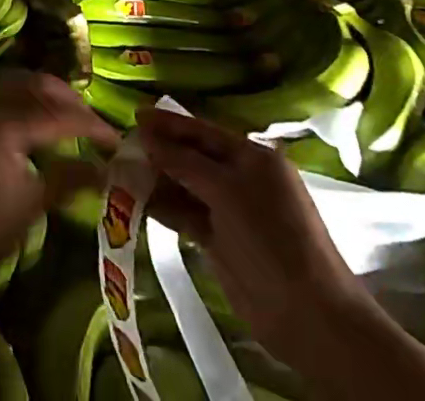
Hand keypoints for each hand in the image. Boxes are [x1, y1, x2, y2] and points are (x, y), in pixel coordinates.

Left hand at [0, 73, 117, 275]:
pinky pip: (9, 93)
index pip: (62, 115)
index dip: (94, 127)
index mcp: (6, 123)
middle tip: (98, 128)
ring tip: (76, 122)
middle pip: (43, 86)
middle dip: (74, 104)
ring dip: (54, 97)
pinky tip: (46, 123)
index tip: (119, 142)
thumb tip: (110, 170)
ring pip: (25, 85)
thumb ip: (71, 179)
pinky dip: (33, 100)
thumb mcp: (32, 205)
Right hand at [138, 110, 371, 356]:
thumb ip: (185, 162)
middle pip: (193, 156)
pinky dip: (162, 206)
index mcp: (253, 156)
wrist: (305, 310)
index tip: (135, 114)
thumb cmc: (270, 237)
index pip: (204, 131)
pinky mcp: (218, 240)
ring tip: (119, 169)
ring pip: (186, 186)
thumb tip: (148, 136)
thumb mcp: (227, 190)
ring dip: (156, 178)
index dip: (170, 123)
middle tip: (120, 143)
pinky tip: (134, 199)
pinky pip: (185, 214)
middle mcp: (241, 177)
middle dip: (160, 149)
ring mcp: (229, 210)